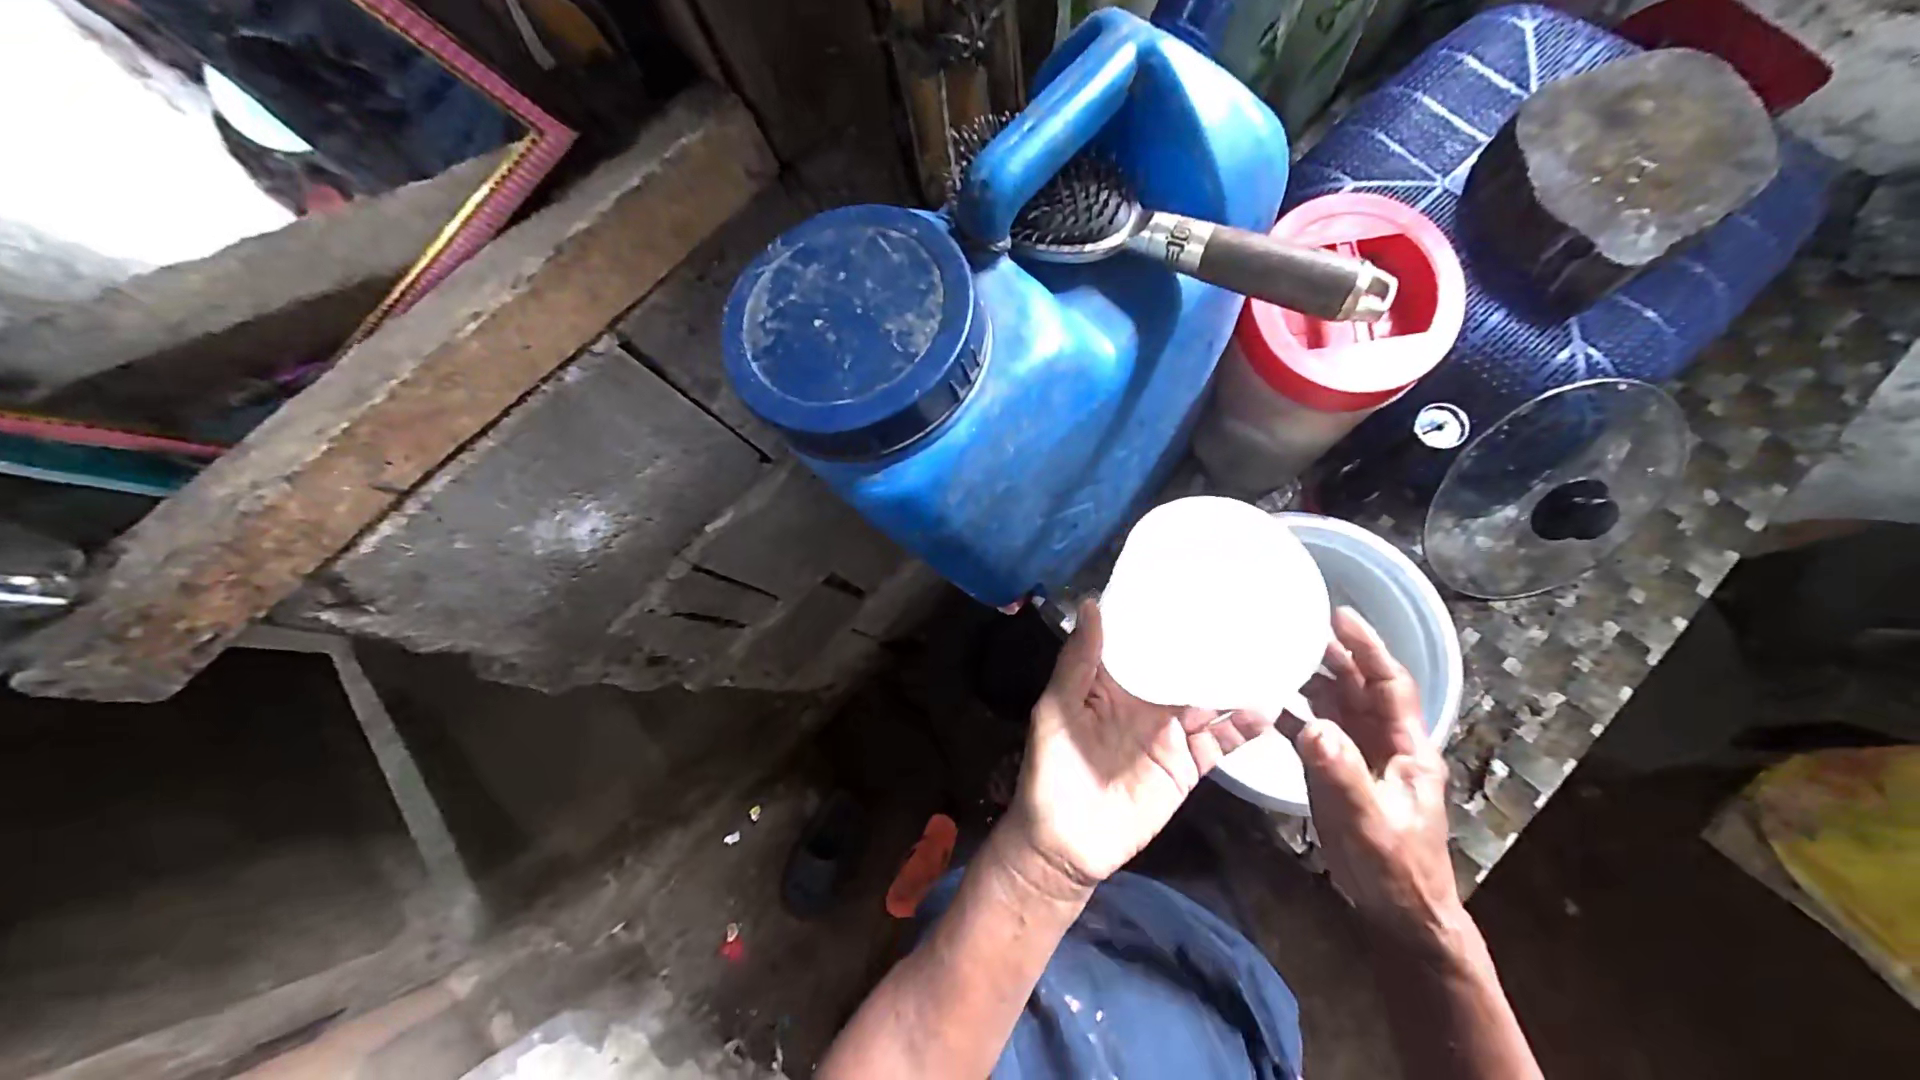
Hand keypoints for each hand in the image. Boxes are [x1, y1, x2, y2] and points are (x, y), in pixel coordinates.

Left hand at [1002, 599, 1272, 896]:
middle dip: (1209, 644)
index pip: (1141, 641)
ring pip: (1208, 699)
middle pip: (1182, 666)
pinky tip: (1266, 708)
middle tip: (1248, 612)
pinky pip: (1220, 741)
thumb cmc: (1052, 768)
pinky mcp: (1187, 764)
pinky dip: (1243, 727)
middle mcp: (1144, 700)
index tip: (1192, 583)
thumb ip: (1079, 661)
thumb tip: (1093, 604)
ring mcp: (1169, 732)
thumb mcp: (1057, 707)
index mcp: (1111, 682)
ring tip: (1269, 654)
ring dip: (1235, 680)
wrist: (1066, 842)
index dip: (1162, 617)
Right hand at [1280, 607, 1463, 944]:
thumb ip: (1342, 773)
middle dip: (1334, 653)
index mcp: (1405, 747)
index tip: (1341, 615)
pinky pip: (1311, 729)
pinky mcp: (1334, 769)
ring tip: (1276, 652)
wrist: (1396, 908)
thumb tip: (1313, 728)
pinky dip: (1291, 713)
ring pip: (1334, 703)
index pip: (1389, 684)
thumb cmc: (1396, 866)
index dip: (1368, 648)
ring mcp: (1357, 754)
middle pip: (1358, 686)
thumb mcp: (1370, 820)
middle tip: (1297, 624)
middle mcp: (1381, 741)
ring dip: (1309, 678)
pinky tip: (1264, 701)